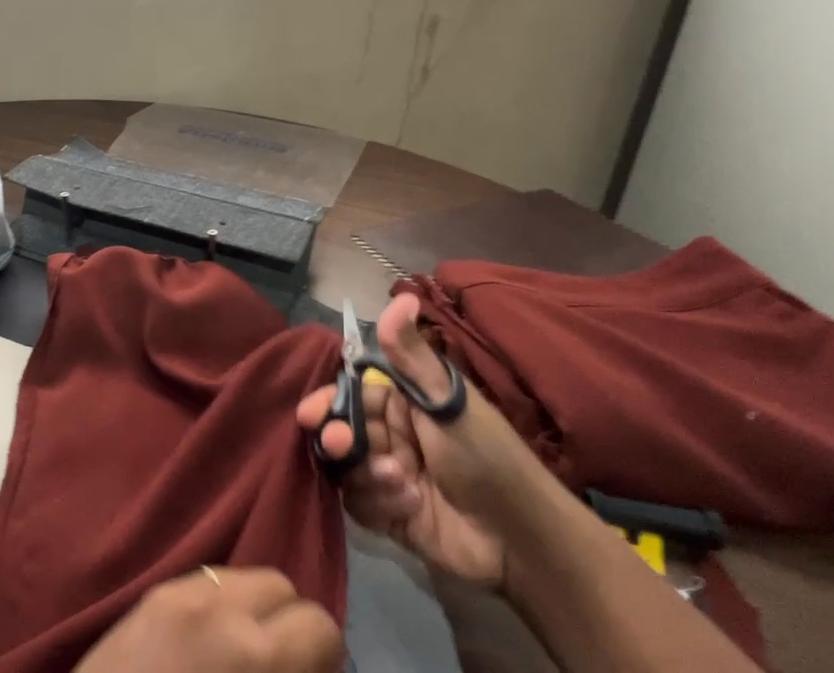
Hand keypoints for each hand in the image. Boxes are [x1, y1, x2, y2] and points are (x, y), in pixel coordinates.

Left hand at [73, 566, 340, 672]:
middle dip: (286, 620)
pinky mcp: (150, 592)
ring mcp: (178, 591)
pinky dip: (216, 603)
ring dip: (250, 606)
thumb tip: (314, 665)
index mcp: (254, 651)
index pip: (318, 623)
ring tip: (237, 647)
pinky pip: (203, 581)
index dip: (322, 653)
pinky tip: (204, 639)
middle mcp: (218, 606)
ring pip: (240, 575)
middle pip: (279, 583)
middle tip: (276, 661)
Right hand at [295, 293, 546, 588]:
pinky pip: (359, 503)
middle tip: (342, 444)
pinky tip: (409, 504)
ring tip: (399, 479)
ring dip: (366, 473)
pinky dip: (378, 502)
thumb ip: (413, 355)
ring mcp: (388, 475)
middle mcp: (393, 436)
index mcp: (405, 404)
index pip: (353, 394)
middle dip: (338, 437)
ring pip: (346, 468)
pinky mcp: (388, 514)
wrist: (522, 537)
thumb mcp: (447, 401)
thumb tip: (402, 296)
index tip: (311, 412)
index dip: (330, 401)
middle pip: (342, 429)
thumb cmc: (486, 455)